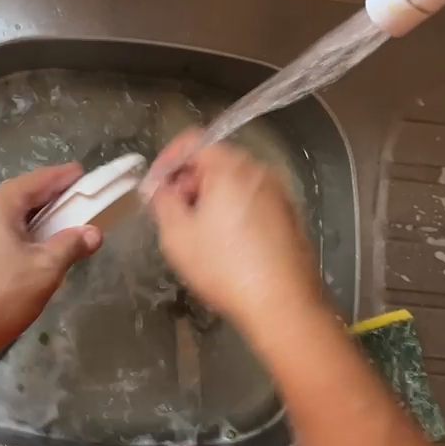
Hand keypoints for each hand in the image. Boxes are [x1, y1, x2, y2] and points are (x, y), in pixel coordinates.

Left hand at [0, 164, 101, 360]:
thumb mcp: (43, 271)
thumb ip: (70, 246)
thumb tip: (93, 232)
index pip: (39, 179)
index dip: (65, 177)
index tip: (85, 175)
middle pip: (21, 197)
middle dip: (50, 202)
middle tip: (78, 210)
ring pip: (5, 219)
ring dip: (32, 225)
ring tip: (55, 237)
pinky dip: (13, 240)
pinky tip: (22, 261)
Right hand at [149, 131, 326, 328]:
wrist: (282, 304)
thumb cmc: (225, 267)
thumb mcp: (176, 235)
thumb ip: (162, 201)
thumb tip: (160, 188)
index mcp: (230, 167)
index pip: (192, 141)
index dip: (166, 160)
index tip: (154, 186)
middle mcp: (259, 171)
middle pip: (215, 160)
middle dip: (188, 181)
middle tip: (172, 210)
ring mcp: (279, 193)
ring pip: (235, 182)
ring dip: (211, 197)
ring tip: (197, 230)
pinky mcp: (289, 216)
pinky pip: (253, 200)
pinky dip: (234, 210)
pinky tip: (225, 243)